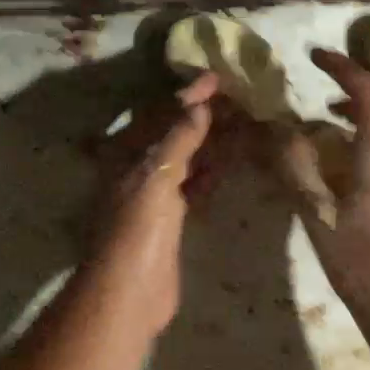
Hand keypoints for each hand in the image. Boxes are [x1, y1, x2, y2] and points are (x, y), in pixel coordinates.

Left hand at [0, 74, 217, 369]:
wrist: (130, 292)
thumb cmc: (137, 229)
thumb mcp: (156, 178)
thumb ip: (177, 141)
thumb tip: (198, 105)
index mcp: (126, 150)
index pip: (159, 112)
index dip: (187, 94)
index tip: (215, 77)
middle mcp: (139, 165)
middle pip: (174, 131)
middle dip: (202, 114)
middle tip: (237, 96)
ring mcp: (156, 192)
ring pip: (187, 156)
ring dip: (212, 140)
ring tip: (243, 121)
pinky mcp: (173, 217)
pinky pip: (195, 184)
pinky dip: (212, 170)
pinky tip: (233, 159)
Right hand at [264, 49, 369, 310]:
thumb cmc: (365, 262)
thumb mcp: (317, 213)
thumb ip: (294, 164)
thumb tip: (274, 127)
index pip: (368, 88)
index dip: (341, 66)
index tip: (314, 56)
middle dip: (363, 79)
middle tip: (329, 79)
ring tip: (336, 114)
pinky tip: (356, 157)